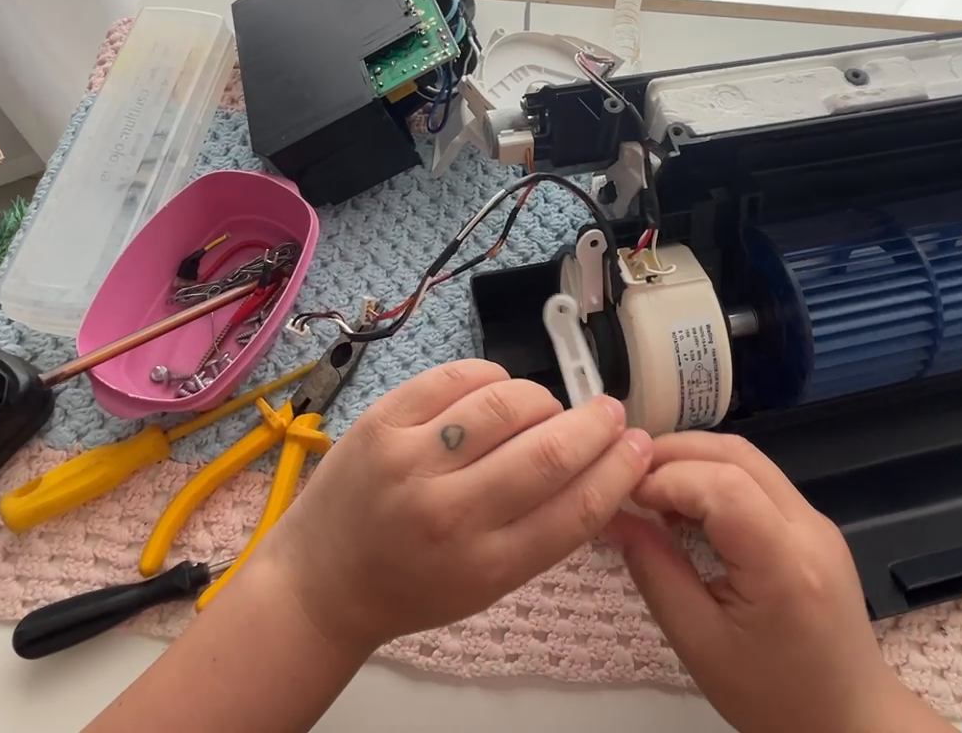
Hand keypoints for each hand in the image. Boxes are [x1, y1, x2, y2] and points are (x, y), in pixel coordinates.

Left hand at [247, 360, 653, 655]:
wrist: (322, 581)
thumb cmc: (413, 585)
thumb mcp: (488, 582)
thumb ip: (542, 529)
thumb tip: (601, 466)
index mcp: (486, 566)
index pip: (576, 510)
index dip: (620, 471)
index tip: (640, 446)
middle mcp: (450, 513)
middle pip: (549, 452)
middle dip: (595, 424)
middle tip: (610, 412)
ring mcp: (410, 460)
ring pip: (507, 403)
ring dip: (543, 399)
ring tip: (546, 408)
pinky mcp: (382, 419)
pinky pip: (457, 376)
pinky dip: (492, 376)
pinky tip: (498, 391)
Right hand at [605, 433, 950, 732]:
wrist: (849, 721)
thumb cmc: (772, 696)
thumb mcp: (699, 644)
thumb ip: (655, 572)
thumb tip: (614, 516)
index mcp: (785, 565)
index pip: (723, 486)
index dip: (668, 478)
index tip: (626, 496)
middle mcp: (809, 527)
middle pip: (736, 455)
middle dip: (675, 453)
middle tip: (628, 475)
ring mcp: (816, 520)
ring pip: (748, 458)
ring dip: (694, 459)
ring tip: (651, 487)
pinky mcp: (813, 523)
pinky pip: (759, 478)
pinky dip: (715, 475)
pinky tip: (688, 503)